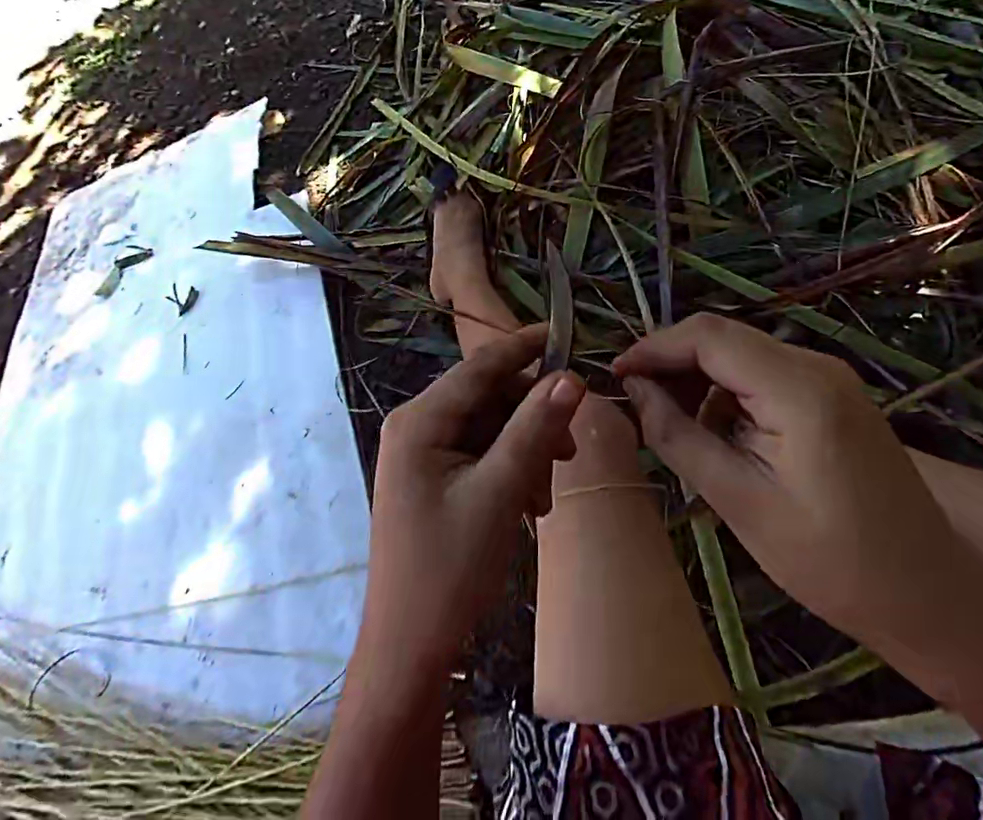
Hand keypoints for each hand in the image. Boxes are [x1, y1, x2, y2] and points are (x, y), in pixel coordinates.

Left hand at [363, 324, 585, 663]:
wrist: (411, 648)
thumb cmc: (450, 568)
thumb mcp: (500, 491)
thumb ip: (534, 428)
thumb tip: (571, 377)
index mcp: (420, 421)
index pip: (481, 366)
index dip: (524, 347)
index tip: (566, 335)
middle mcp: (418, 428)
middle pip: (490, 398)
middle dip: (533, 420)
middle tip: (569, 454)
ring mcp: (426, 456)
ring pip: (493, 429)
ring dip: (528, 452)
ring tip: (546, 496)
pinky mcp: (437, 481)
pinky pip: (486, 456)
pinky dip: (514, 472)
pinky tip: (531, 506)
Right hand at [613, 314, 982, 648]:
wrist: (926, 594)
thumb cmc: (830, 561)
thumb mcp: (739, 501)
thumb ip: (678, 435)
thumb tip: (634, 390)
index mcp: (798, 387)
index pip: (709, 335)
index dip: (654, 347)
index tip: (614, 375)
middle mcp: (817, 365)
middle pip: (726, 339)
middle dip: (674, 362)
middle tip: (635, 403)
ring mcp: (831, 378)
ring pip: (745, 355)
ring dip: (701, 379)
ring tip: (668, 423)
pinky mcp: (835, 397)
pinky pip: (768, 376)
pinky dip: (731, 393)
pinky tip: (714, 431)